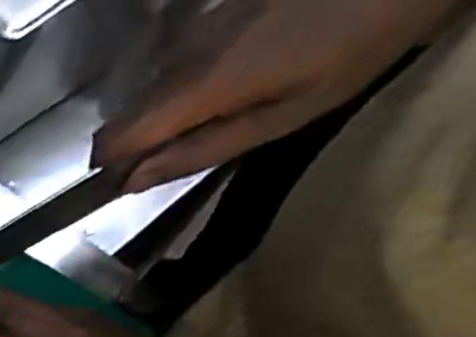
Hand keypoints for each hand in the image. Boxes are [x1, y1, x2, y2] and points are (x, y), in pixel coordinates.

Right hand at [96, 0, 466, 190]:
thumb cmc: (365, 38)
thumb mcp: (290, 114)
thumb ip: (203, 151)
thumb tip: (134, 181)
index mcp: (197, 90)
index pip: (112, 142)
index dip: (110, 168)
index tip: (128, 181)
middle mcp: (181, 58)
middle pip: (124, 116)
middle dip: (134, 143)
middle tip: (178, 153)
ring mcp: (196, 28)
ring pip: (149, 89)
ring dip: (162, 111)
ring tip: (214, 113)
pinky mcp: (214, 9)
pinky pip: (175, 62)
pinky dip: (183, 83)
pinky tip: (232, 76)